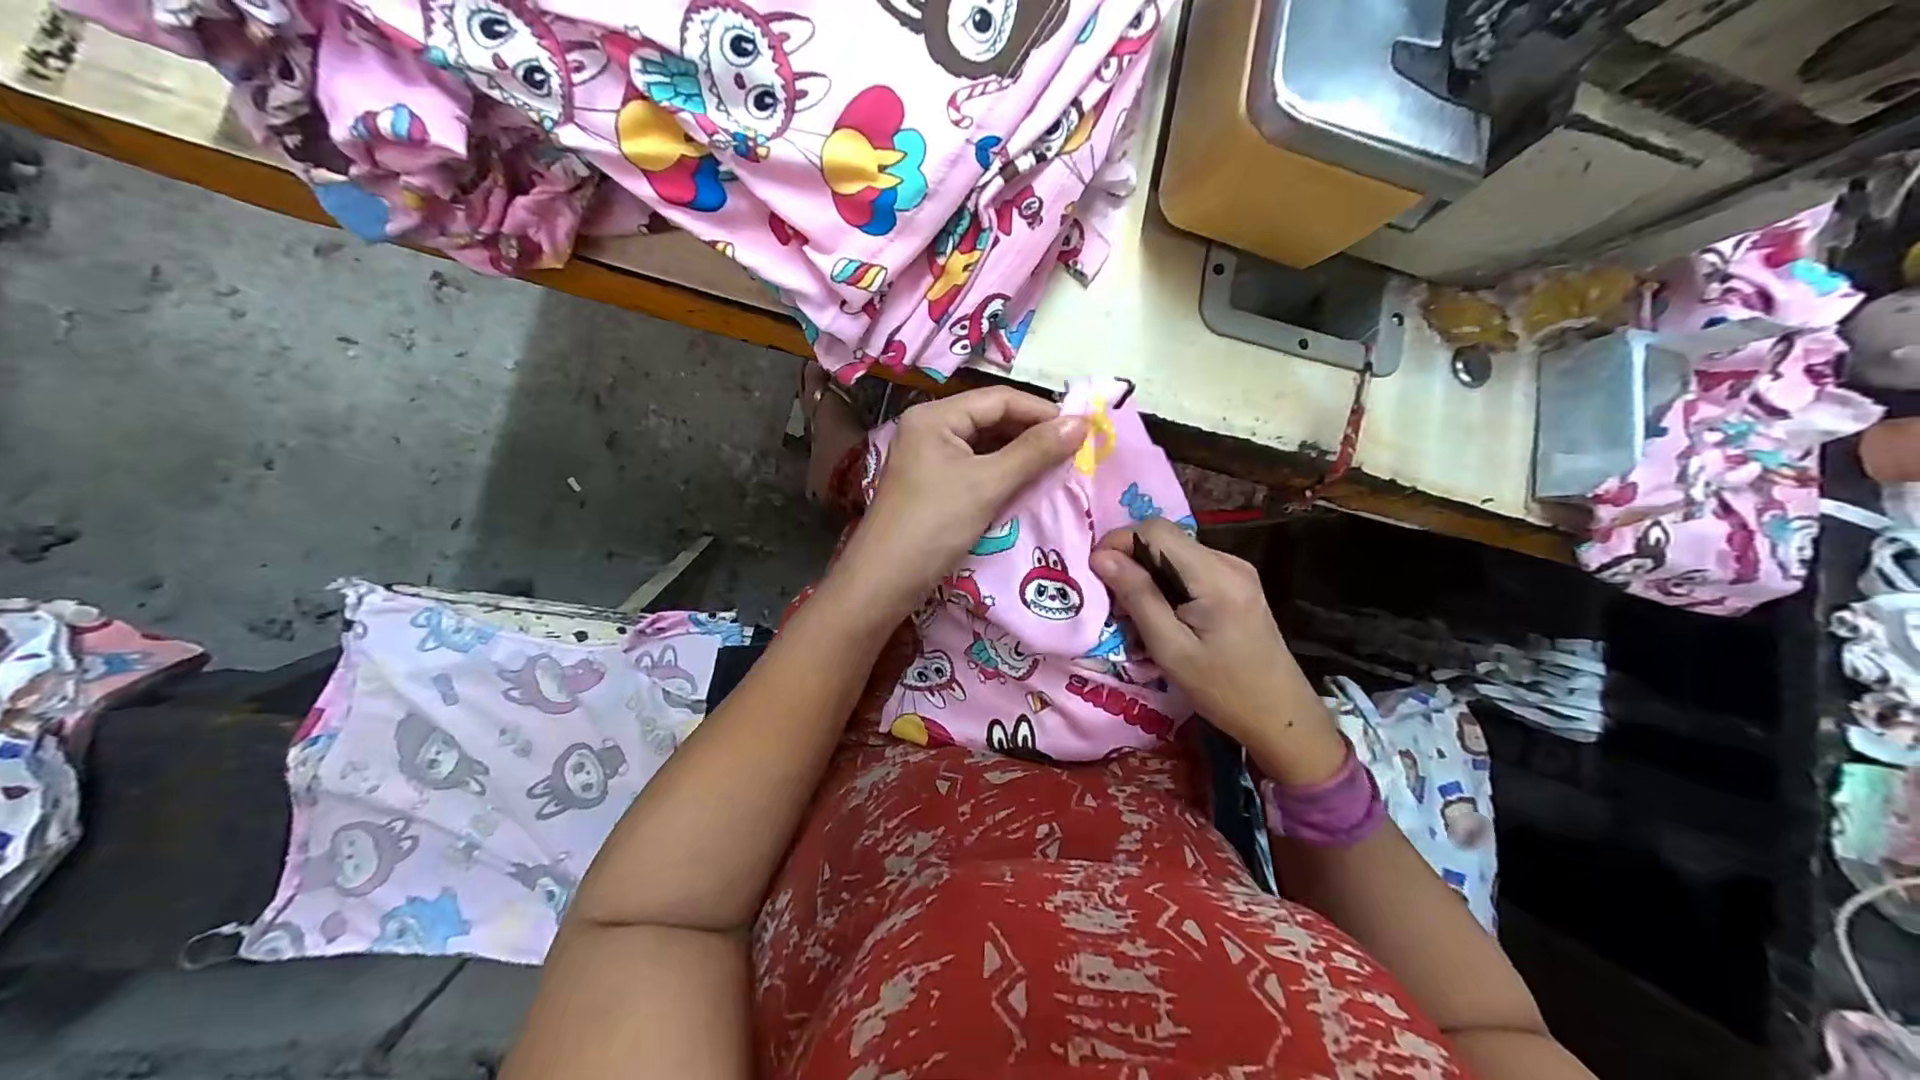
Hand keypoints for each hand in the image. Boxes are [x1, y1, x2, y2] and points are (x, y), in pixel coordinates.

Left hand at [830, 387, 1086, 617]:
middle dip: (1032, 432)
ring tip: (1057, 465)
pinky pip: (975, 466)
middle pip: (991, 418)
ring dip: (1020, 453)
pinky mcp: (932, 483)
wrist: (884, 581)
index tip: (1082, 429)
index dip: (1042, 411)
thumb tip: (1082, 423)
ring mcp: (928, 457)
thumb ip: (1035, 451)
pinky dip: (1002, 472)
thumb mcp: (988, 484)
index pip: (999, 399)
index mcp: (935, 416)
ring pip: (984, 444)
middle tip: (1074, 449)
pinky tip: (1027, 482)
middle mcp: (928, 428)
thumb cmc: (934, 525)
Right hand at [1089, 518, 1346, 785]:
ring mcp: (1235, 570)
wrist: (1280, 715)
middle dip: (1129, 560)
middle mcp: (1228, 562)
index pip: (1155, 529)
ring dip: (1146, 573)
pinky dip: (1165, 582)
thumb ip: (1137, 596)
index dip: (1118, 542)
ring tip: (1132, 611)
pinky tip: (1160, 613)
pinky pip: (1188, 567)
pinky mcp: (1236, 582)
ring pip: (1173, 551)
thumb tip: (1101, 557)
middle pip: (1164, 538)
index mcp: (1215, 575)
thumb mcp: (1170, 649)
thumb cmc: (1223, 689)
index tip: (1096, 574)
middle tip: (1111, 599)